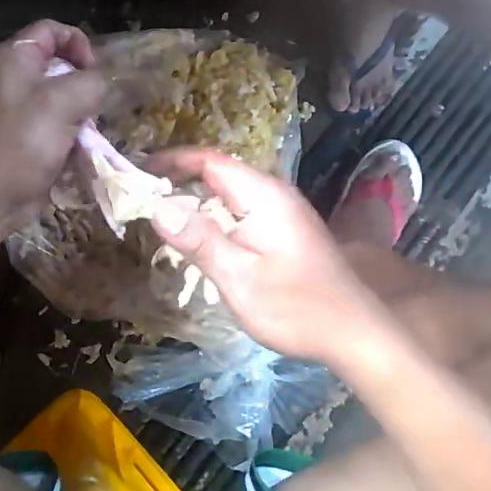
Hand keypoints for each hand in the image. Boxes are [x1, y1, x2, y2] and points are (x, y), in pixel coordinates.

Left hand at [0, 20, 105, 231]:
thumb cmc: (19, 146)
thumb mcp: (61, 104)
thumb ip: (90, 83)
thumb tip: (100, 84)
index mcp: (14, 60)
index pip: (52, 30)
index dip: (79, 44)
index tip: (96, 73)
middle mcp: (13, 80)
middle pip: (61, 67)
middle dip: (84, 88)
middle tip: (93, 111)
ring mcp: (17, 112)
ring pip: (64, 102)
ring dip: (82, 118)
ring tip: (86, 138)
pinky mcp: (24, 140)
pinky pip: (58, 129)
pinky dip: (71, 139)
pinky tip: (75, 157)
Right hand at [145, 149, 388, 362]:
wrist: (352, 329)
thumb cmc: (294, 306)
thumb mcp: (238, 277)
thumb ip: (198, 239)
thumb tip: (157, 206)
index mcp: (263, 195)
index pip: (210, 160)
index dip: (172, 161)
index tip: (138, 172)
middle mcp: (276, 194)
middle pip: (220, 174)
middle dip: (180, 181)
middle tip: (142, 200)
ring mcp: (285, 212)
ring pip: (232, 195)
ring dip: (198, 202)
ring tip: (162, 218)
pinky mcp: (288, 231)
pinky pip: (245, 212)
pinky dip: (217, 218)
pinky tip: (201, 240)